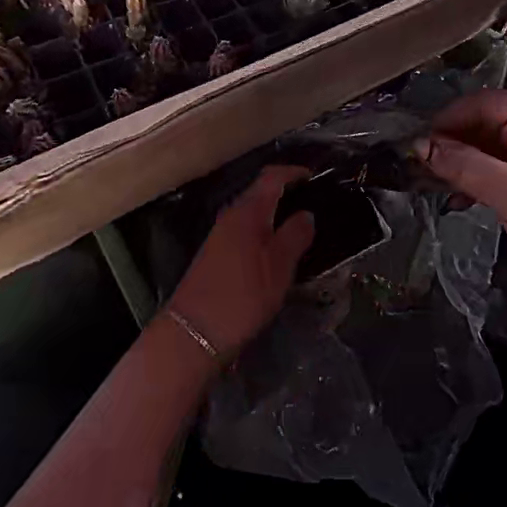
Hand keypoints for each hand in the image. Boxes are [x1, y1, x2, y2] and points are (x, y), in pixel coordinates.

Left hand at [168, 165, 313, 359]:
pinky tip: (276, 249)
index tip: (314, 176)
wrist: (192, 334)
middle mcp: (231, 216)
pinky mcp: (215, 255)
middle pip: (260, 192)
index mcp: (248, 212)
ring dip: (275, 214)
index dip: (293, 172)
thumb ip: (295, 236)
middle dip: (286, 192)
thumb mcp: (279, 267)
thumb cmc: (242, 296)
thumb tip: (306, 213)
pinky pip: (245, 230)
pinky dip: (264, 231)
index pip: (271, 177)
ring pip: (253, 213)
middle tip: (313, 203)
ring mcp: (219, 236)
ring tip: (300, 227)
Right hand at [420, 89, 506, 303]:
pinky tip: (461, 197)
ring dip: (464, 165)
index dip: (445, 121)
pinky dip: (482, 179)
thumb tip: (418, 145)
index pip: (482, 104)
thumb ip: (461, 164)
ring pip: (494, 148)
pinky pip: (506, 168)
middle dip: (453, 144)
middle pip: (487, 124)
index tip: (413, 143)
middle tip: (418, 168)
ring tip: (434, 186)